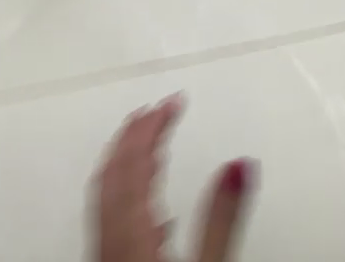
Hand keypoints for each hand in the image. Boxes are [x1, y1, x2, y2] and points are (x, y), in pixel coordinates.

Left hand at [93, 95, 254, 261]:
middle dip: (132, 135)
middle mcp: (110, 243)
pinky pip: (108, 216)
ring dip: (124, 159)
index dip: (152, 126)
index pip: (135, 165)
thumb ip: (223, 217)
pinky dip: (125, 189)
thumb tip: (239, 164)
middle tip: (153, 108)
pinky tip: (146, 196)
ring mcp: (105, 256)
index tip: (172, 100)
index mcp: (132, 234)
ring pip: (106, 196)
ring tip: (144, 136)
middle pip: (113, 176)